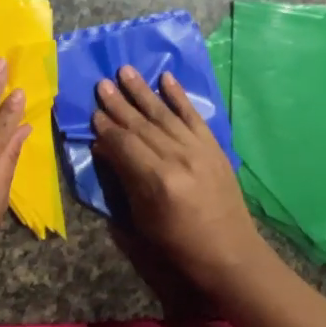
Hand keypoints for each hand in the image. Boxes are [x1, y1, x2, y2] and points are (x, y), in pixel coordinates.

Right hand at [92, 66, 269, 290]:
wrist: (232, 256)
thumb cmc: (181, 246)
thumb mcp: (144, 220)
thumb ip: (124, 179)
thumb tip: (103, 148)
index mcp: (158, 180)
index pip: (125, 144)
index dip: (107, 129)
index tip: (93, 113)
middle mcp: (178, 158)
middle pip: (142, 125)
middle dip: (119, 104)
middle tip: (101, 84)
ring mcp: (198, 150)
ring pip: (164, 114)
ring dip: (143, 91)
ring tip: (125, 71)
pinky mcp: (213, 147)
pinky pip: (193, 115)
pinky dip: (179, 95)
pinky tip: (166, 77)